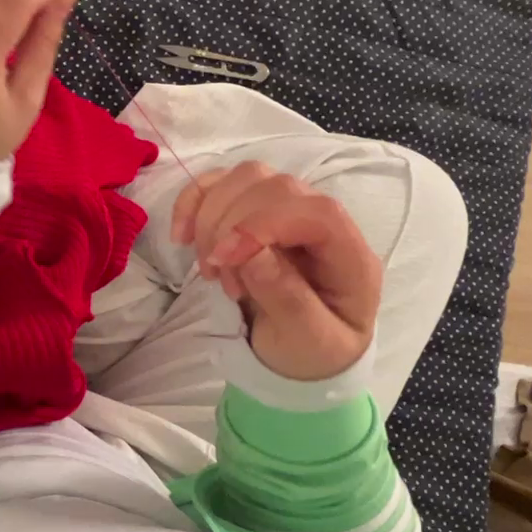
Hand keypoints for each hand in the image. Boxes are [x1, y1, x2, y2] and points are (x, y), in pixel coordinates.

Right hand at [171, 162, 381, 380]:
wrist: (302, 353)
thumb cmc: (312, 352)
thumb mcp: (308, 343)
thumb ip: (289, 300)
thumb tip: (252, 254)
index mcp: (350, 256)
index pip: (315, 212)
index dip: (262, 224)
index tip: (224, 259)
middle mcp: (323, 221)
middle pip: (274, 187)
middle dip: (230, 229)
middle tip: (219, 279)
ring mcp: (288, 210)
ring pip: (246, 178)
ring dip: (212, 218)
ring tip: (210, 269)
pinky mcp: (253, 211)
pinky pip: (220, 185)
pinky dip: (193, 202)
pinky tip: (182, 236)